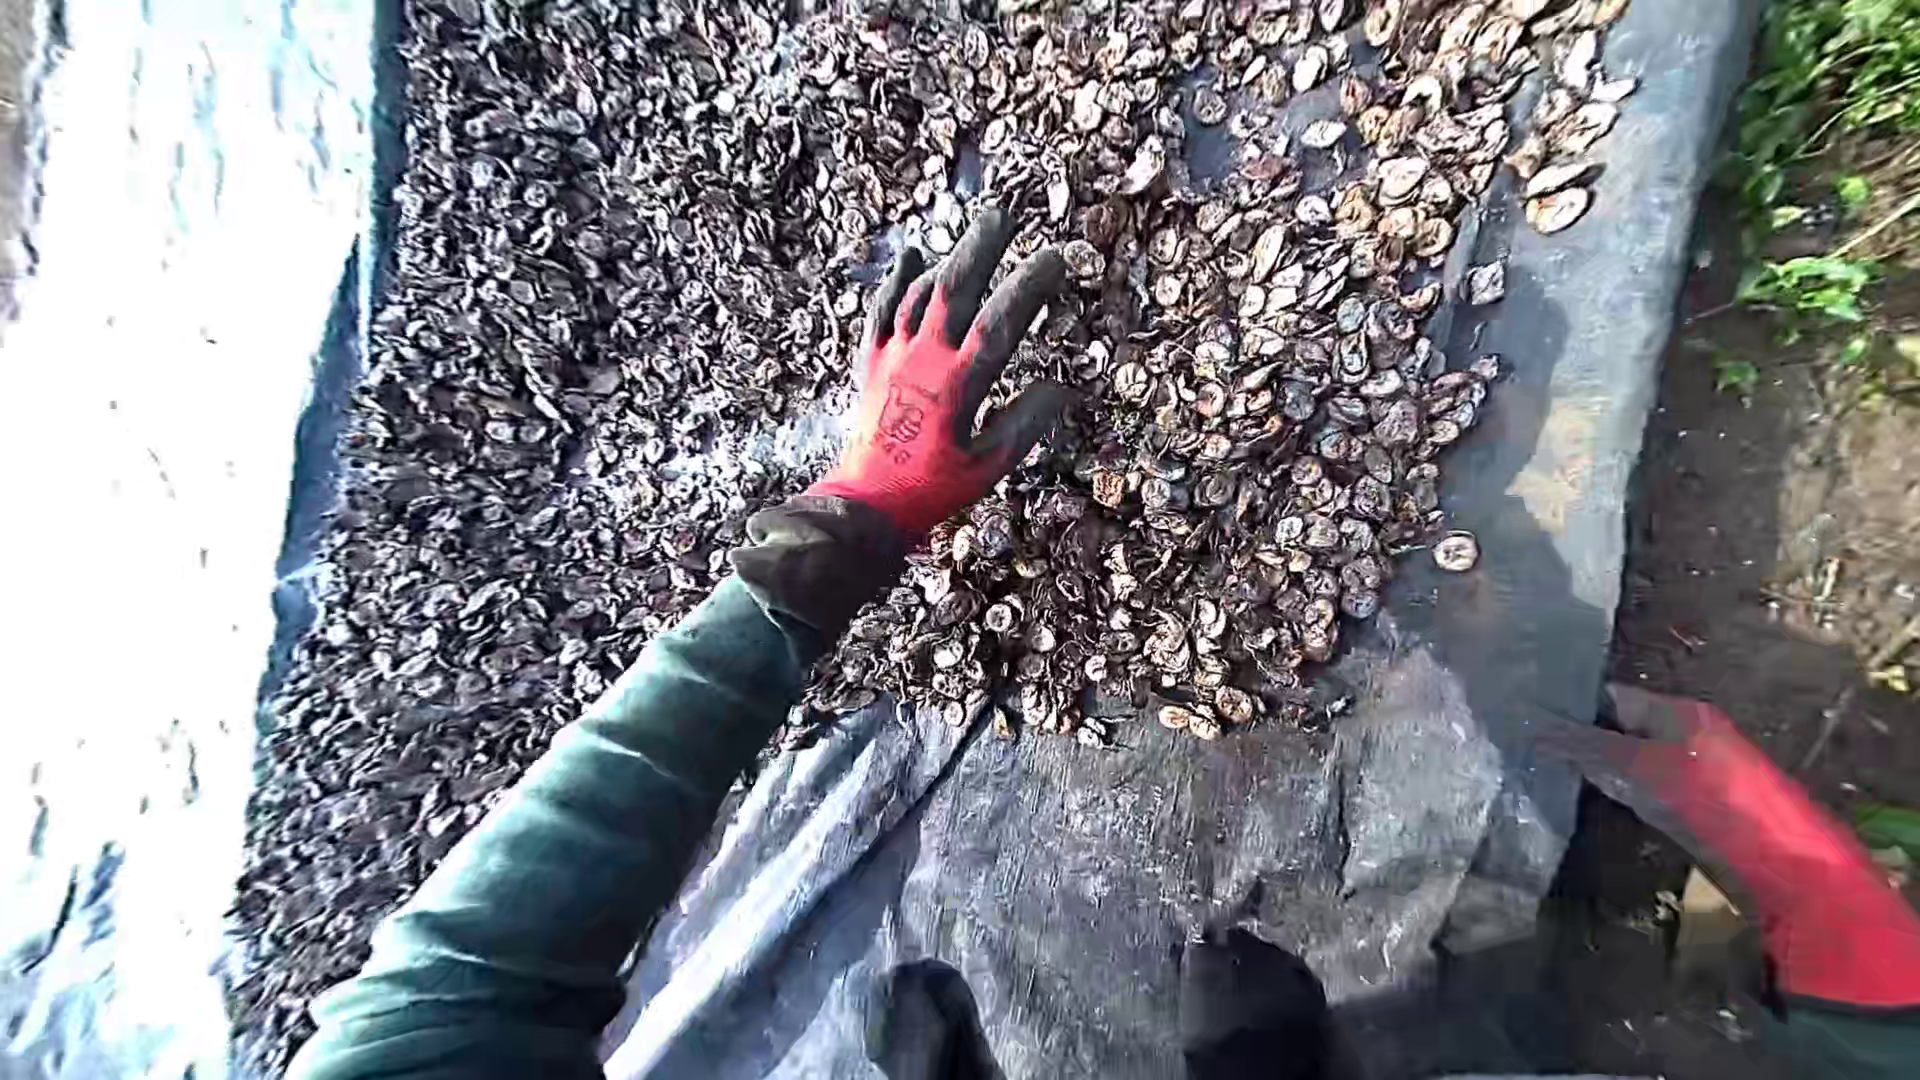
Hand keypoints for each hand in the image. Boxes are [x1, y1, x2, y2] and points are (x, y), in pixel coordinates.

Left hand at [808, 208, 1069, 534]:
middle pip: (956, 289)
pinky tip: (912, 257)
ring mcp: (892, 357)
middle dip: (982, 246)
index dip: (1030, 287)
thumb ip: (1026, 424)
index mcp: (958, 385)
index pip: (1000, 323)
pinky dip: (897, 282)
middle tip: (1007, 212)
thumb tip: (1062, 388)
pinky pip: (882, 312)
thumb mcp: (989, 465)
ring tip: (972, 232)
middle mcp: (923, 359)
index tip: (1055, 260)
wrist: (869, 499)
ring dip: (948, 257)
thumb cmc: (932, 487)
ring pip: (920, 294)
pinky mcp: (870, 363)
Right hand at [1535, 685, 1919, 1006]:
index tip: (1520, 710)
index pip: (1604, 694)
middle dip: (1571, 732)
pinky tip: (1576, 786)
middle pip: (1611, 723)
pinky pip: (1634, 778)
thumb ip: (1575, 740)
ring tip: (1538, 760)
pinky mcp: (1688, 796)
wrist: (1782, 867)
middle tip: (1521, 736)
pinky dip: (1608, 781)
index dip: (1562, 701)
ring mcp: (1688, 765)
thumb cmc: (1704, 797)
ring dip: (1587, 759)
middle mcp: (1683, 730)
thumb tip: (1522, 718)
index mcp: (1676, 710)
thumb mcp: (1631, 764)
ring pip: (1620, 752)